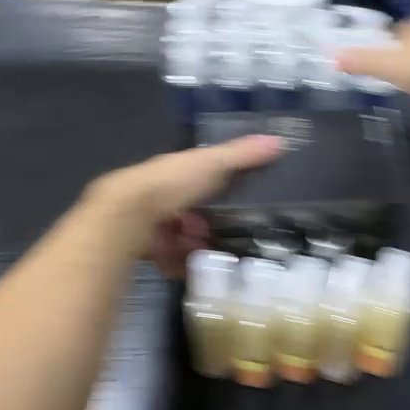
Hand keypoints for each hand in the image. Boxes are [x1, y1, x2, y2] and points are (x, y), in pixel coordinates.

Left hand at [86, 135, 282, 275]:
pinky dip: (179, 264)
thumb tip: (280, 140)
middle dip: (204, 225)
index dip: (216, 191)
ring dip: (194, 246)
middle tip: (220, 235)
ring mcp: (147, 222)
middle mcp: (158, 195)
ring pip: (176, 237)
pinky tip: (191, 269)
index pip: (196, 179)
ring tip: (207, 253)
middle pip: (186, 212)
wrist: (128, 214)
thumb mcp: (212, 164)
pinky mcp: (139, 246)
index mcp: (173, 172)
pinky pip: (164, 258)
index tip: (236, 206)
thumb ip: (243, 156)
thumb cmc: (172, 183)